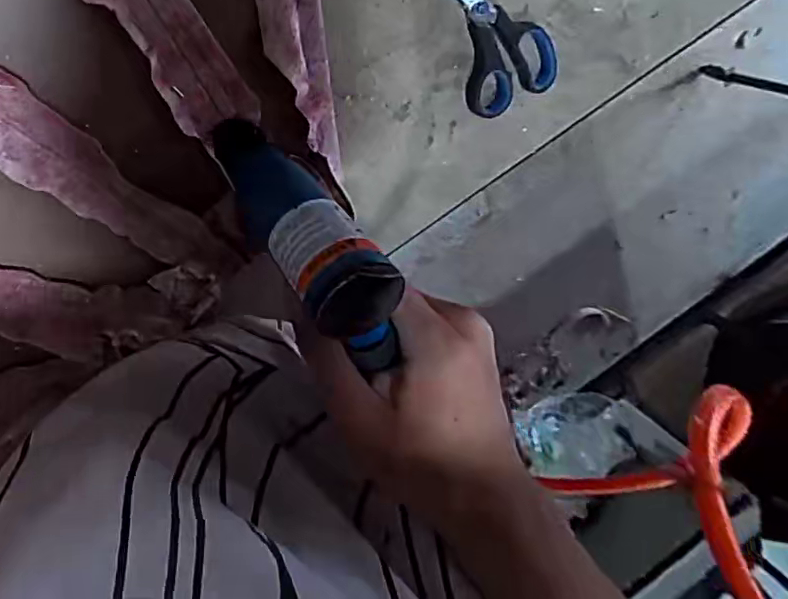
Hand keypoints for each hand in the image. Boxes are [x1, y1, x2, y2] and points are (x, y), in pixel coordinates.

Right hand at [299, 289, 527, 522]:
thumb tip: (301, 306)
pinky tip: (401, 378)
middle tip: (351, 362)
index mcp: (437, 331)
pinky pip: (425, 320)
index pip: (375, 281)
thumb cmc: (420, 465)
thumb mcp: (357, 417)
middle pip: (389, 294)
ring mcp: (475, 327)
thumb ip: (326, 356)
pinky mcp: (477, 342)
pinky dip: (405, 338)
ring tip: (375, 375)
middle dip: (363, 320)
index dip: (342, 295)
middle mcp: (461, 316)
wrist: (486, 505)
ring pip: (405, 306)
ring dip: (383, 329)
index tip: (322, 322)